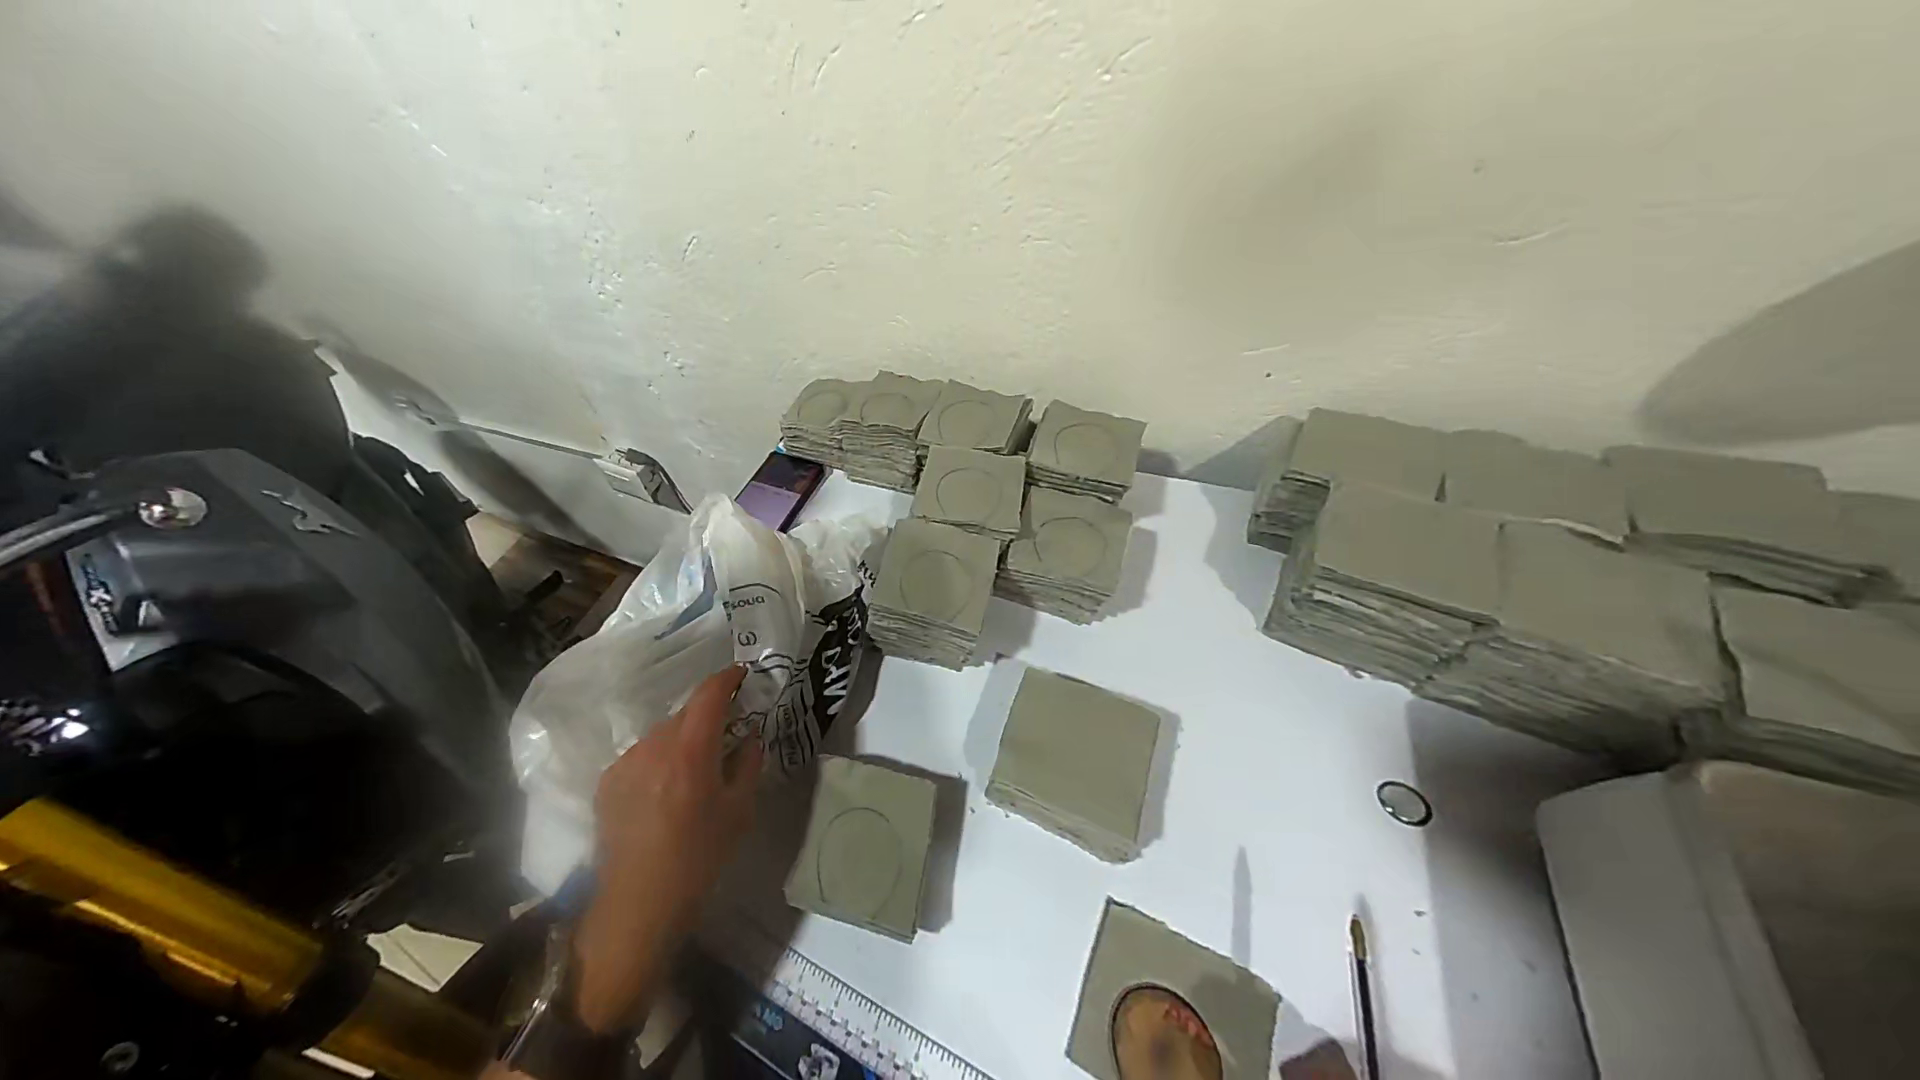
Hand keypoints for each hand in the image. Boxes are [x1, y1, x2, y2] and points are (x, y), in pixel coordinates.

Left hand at [571, 664, 763, 1031]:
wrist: (638, 905)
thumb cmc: (700, 857)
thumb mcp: (740, 810)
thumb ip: (749, 763)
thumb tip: (751, 734)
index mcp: (690, 752)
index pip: (709, 695)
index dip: (728, 678)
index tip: (743, 675)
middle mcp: (654, 747)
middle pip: (686, 712)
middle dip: (709, 713)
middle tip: (728, 730)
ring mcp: (626, 763)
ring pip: (663, 733)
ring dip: (683, 737)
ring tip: (696, 766)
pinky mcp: (608, 781)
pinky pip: (643, 754)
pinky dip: (660, 758)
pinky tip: (667, 788)